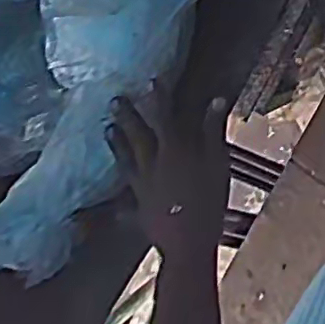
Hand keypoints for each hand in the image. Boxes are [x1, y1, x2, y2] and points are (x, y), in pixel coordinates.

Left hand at [108, 90, 229, 257]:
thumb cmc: (209, 197)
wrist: (189, 242)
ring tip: (106, 130)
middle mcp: (153, 164)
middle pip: (137, 136)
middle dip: (127, 117)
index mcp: (173, 150)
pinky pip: (124, 203)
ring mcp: (142, 188)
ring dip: (116, 145)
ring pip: (126, 161)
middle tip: (113, 101)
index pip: (163, 117)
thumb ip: (213, 130)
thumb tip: (215, 100)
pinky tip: (107, 203)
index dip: (157, 98)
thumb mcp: (218, 159)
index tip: (150, 81)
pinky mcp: (138, 211)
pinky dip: (115, 202)